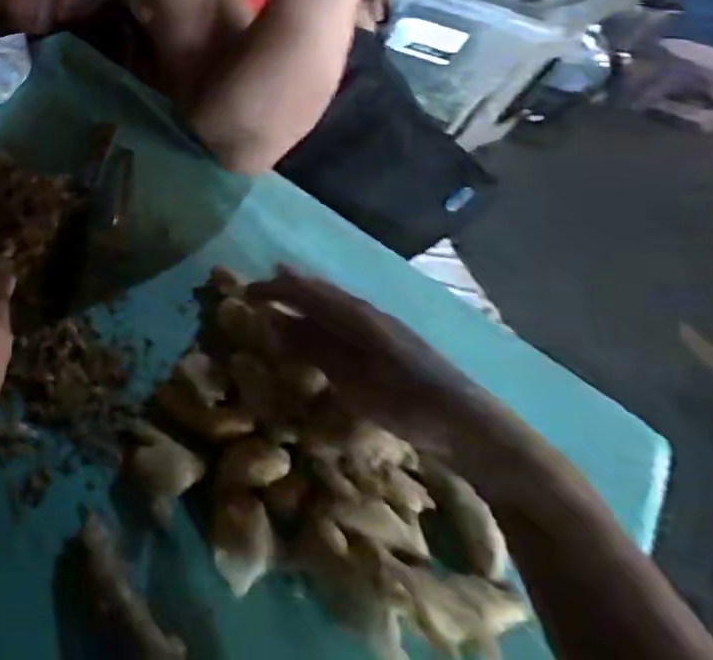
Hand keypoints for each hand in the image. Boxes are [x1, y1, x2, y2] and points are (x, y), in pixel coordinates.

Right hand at [250, 268, 522, 457]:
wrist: (469, 425)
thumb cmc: (406, 402)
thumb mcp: (351, 379)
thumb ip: (314, 348)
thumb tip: (276, 322)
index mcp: (355, 315)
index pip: (304, 290)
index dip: (271, 289)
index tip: (243, 293)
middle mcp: (366, 313)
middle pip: (319, 291)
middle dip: (287, 287)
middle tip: (258, 289)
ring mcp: (381, 327)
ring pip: (334, 304)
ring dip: (305, 301)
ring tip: (282, 304)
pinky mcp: (391, 345)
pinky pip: (346, 320)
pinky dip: (323, 319)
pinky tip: (320, 332)